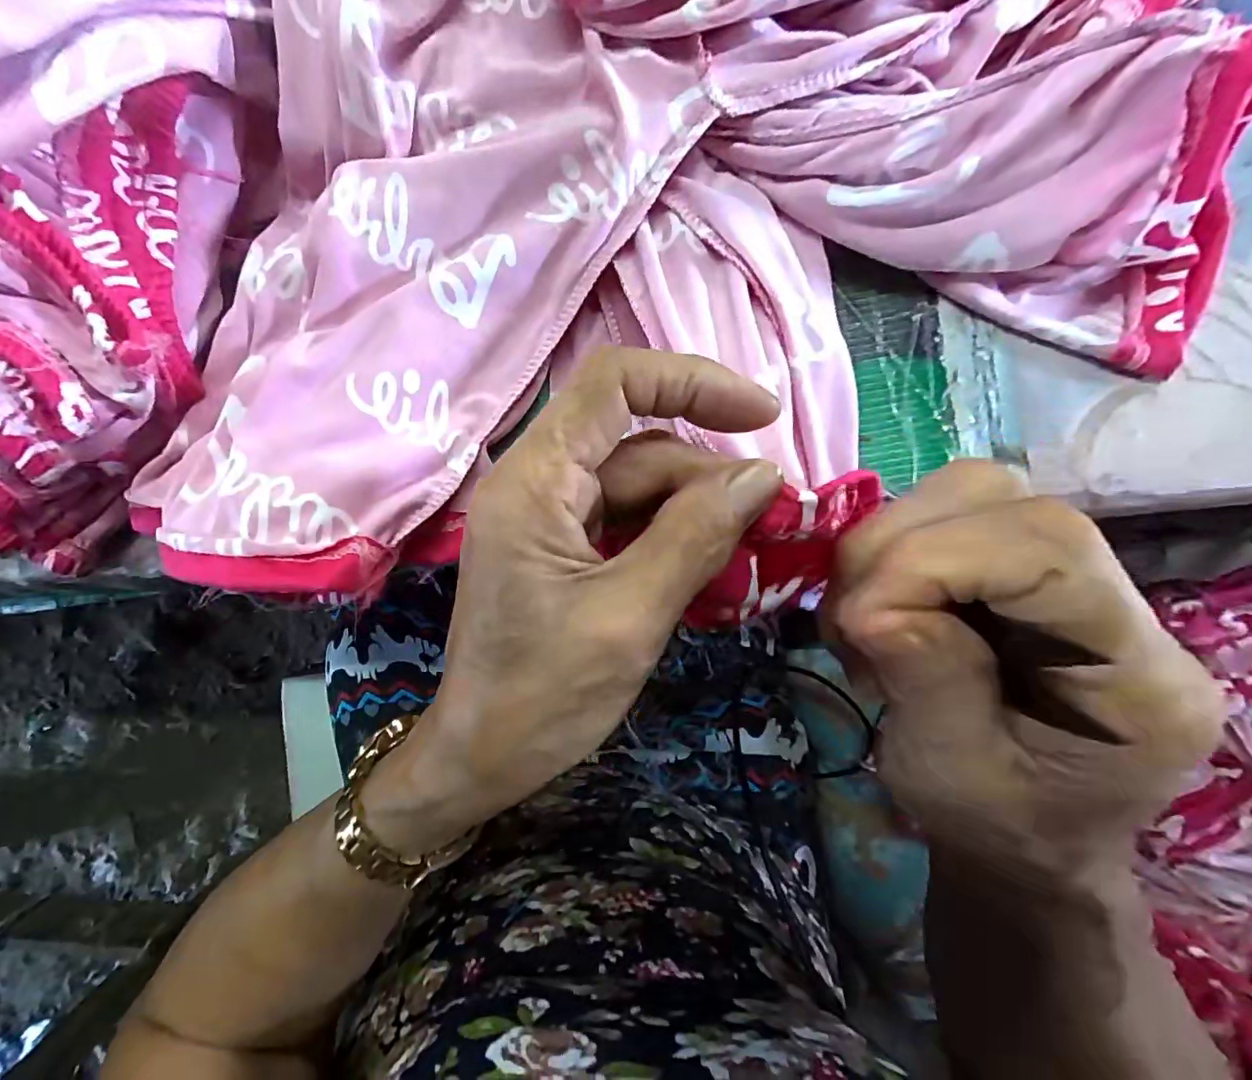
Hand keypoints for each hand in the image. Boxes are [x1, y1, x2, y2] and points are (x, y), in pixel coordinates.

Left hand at [363, 347, 784, 851]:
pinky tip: (706, 571)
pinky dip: (667, 537)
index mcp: (532, 482)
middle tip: (770, 529)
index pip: (612, 383)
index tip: (762, 417)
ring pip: (634, 483)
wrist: (482, 753)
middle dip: (704, 476)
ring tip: (742, 562)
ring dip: (693, 513)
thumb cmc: (544, 695)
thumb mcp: (630, 615)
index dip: (692, 381)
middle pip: (634, 442)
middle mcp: (532, 484)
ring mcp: (542, 517)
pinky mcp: (555, 548)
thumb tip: (761, 476)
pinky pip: (622, 520)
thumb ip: (695, 535)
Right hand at [825, 461, 1224, 887]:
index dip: (928, 562)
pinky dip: (883, 552)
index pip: (1045, 551)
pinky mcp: (1017, 573)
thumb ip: (928, 682)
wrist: (1024, 842)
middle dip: (894, 549)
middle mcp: (1121, 605)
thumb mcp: (951, 775)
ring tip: (862, 619)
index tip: (861, 624)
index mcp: (1136, 674)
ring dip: (882, 546)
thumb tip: (872, 607)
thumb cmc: (997, 825)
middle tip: (852, 622)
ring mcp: (1070, 579)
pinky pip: (940, 518)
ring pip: (966, 496)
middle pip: (1001, 503)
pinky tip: (876, 608)